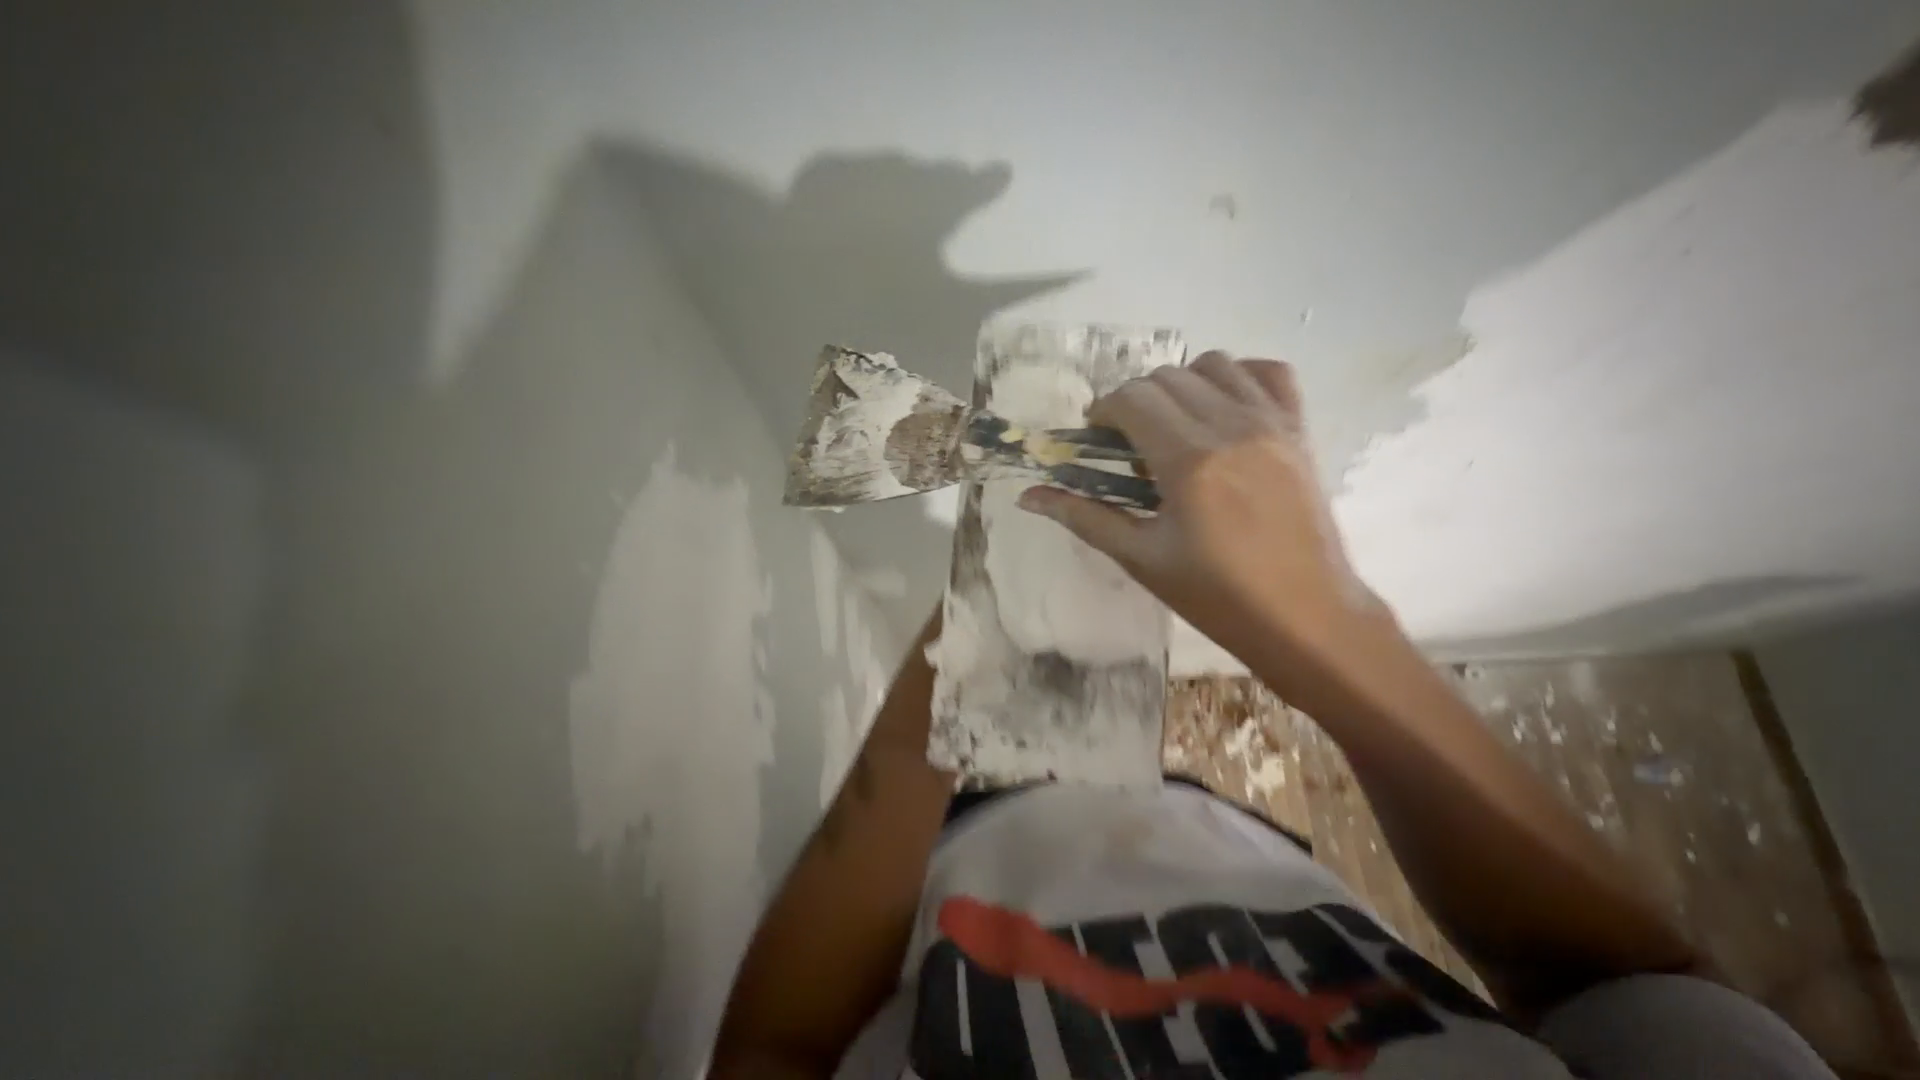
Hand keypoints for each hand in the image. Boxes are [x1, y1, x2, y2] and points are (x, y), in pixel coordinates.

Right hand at [1018, 352, 1389, 680]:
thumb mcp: (1142, 558)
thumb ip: (1085, 517)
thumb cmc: (1217, 596)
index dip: (1104, 410)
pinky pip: (1269, 372)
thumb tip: (1028, 496)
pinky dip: (1240, 376)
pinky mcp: (1298, 430)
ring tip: (1175, 424)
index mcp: (1188, 460)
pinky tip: (1224, 409)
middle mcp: (1230, 427)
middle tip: (1129, 442)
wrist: (1306, 616)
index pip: (1132, 398)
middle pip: (1166, 377)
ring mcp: (1271, 423)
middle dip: (1136, 400)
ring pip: (1214, 365)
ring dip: (1182, 383)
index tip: (1097, 438)